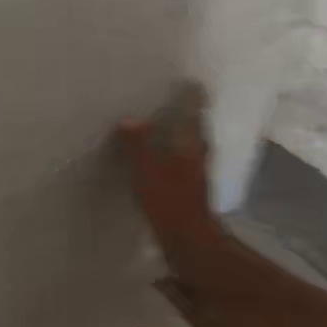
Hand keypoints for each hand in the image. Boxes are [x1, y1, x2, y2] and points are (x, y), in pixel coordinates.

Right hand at [118, 84, 235, 303]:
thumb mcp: (148, 171)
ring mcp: (195, 176)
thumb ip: (138, 145)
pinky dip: (169, 158)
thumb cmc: (171, 203)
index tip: (185, 81)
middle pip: (194, 129)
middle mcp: (198, 156)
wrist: (190, 245)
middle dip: (184, 116)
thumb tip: (128, 120)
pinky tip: (155, 162)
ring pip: (187, 148)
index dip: (192, 96)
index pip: (196, 112)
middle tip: (167, 101)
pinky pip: (178, 166)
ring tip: (157, 128)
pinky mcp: (188, 193)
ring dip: (176, 137)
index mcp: (192, 145)